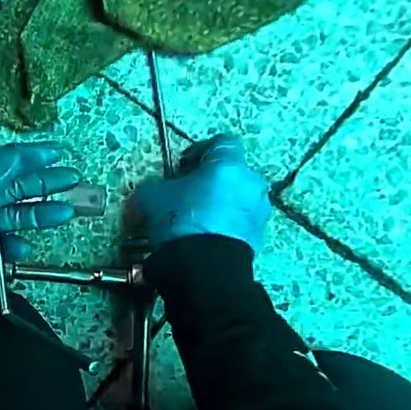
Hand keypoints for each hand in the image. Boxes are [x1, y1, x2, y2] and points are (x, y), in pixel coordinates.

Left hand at [0, 142, 80, 287]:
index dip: (28, 157)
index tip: (54, 152)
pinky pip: (8, 246)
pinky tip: (23, 248)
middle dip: (43, 183)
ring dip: (40, 213)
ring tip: (64, 212)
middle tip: (71, 178)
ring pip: (16, 216)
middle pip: (13, 188)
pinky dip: (19, 246)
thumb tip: (9, 158)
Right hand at [129, 133, 269, 253]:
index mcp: (229, 165)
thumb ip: (156, 185)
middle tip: (185, 194)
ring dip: (218, 204)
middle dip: (209, 181)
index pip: (221, 142)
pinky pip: (238, 222)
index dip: (199, 150)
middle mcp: (251, 183)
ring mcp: (258, 212)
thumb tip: (154, 190)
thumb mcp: (152, 196)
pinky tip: (202, 237)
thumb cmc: (179, 221)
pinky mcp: (258, 237)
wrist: (204, 267)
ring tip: (193, 220)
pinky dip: (223, 225)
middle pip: (230, 173)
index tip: (181, 167)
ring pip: (235, 199)